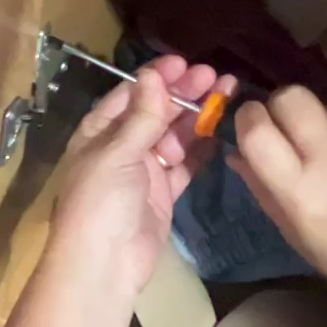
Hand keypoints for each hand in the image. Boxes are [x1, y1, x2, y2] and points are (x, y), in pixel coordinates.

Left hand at [50, 56, 235, 301]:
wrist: (104, 263)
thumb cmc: (101, 202)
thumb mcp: (117, 153)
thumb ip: (140, 117)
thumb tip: (153, 75)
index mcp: (99, 132)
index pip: (131, 95)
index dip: (157, 78)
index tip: (185, 63)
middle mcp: (120, 148)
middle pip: (155, 112)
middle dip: (184, 94)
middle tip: (215, 77)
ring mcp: (143, 172)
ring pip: (173, 137)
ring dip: (197, 118)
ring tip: (227, 96)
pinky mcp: (162, 194)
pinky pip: (184, 166)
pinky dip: (200, 151)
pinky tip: (221, 133)